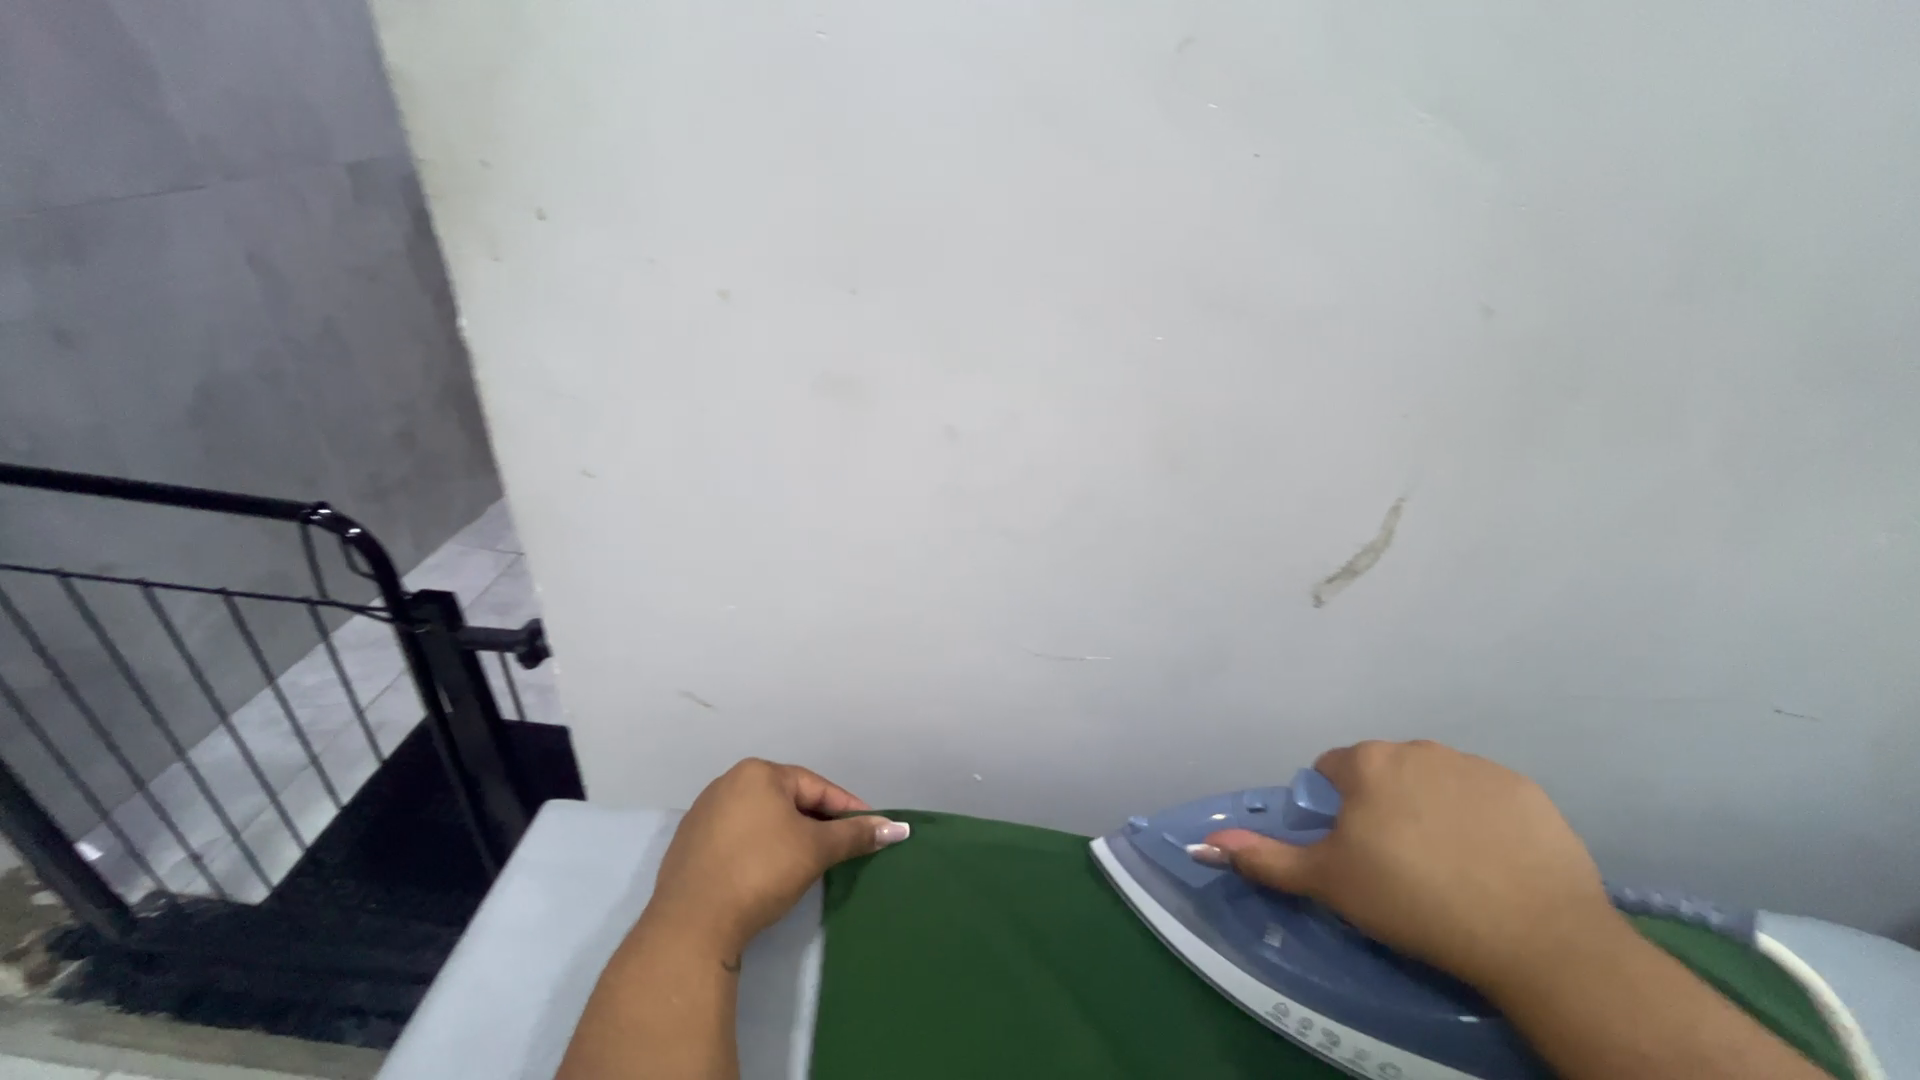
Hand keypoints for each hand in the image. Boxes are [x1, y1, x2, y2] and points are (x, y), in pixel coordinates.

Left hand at [644, 759, 909, 956]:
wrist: (692, 923)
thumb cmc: (761, 871)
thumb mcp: (816, 849)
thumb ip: (856, 834)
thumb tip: (896, 828)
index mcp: (758, 773)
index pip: (816, 786)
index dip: (847, 808)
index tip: (870, 829)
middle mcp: (727, 783)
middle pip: (788, 799)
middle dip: (817, 822)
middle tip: (842, 847)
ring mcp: (703, 814)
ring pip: (762, 819)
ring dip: (789, 836)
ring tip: (810, 861)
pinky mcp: (689, 845)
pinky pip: (738, 838)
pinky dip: (760, 849)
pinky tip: (769, 873)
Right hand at [1199, 739, 1616, 991]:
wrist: (1534, 934)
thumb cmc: (1412, 901)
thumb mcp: (1328, 882)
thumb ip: (1265, 857)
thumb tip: (1203, 843)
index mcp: (1369, 763)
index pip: (1332, 770)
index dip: (1335, 810)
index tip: (1352, 852)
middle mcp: (1420, 749)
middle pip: (1384, 773)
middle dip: (1381, 807)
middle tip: (1395, 864)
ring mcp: (1478, 766)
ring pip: (1434, 783)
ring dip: (1429, 810)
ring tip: (1446, 867)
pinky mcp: (1526, 789)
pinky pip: (1485, 798)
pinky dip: (1479, 821)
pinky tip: (1491, 863)